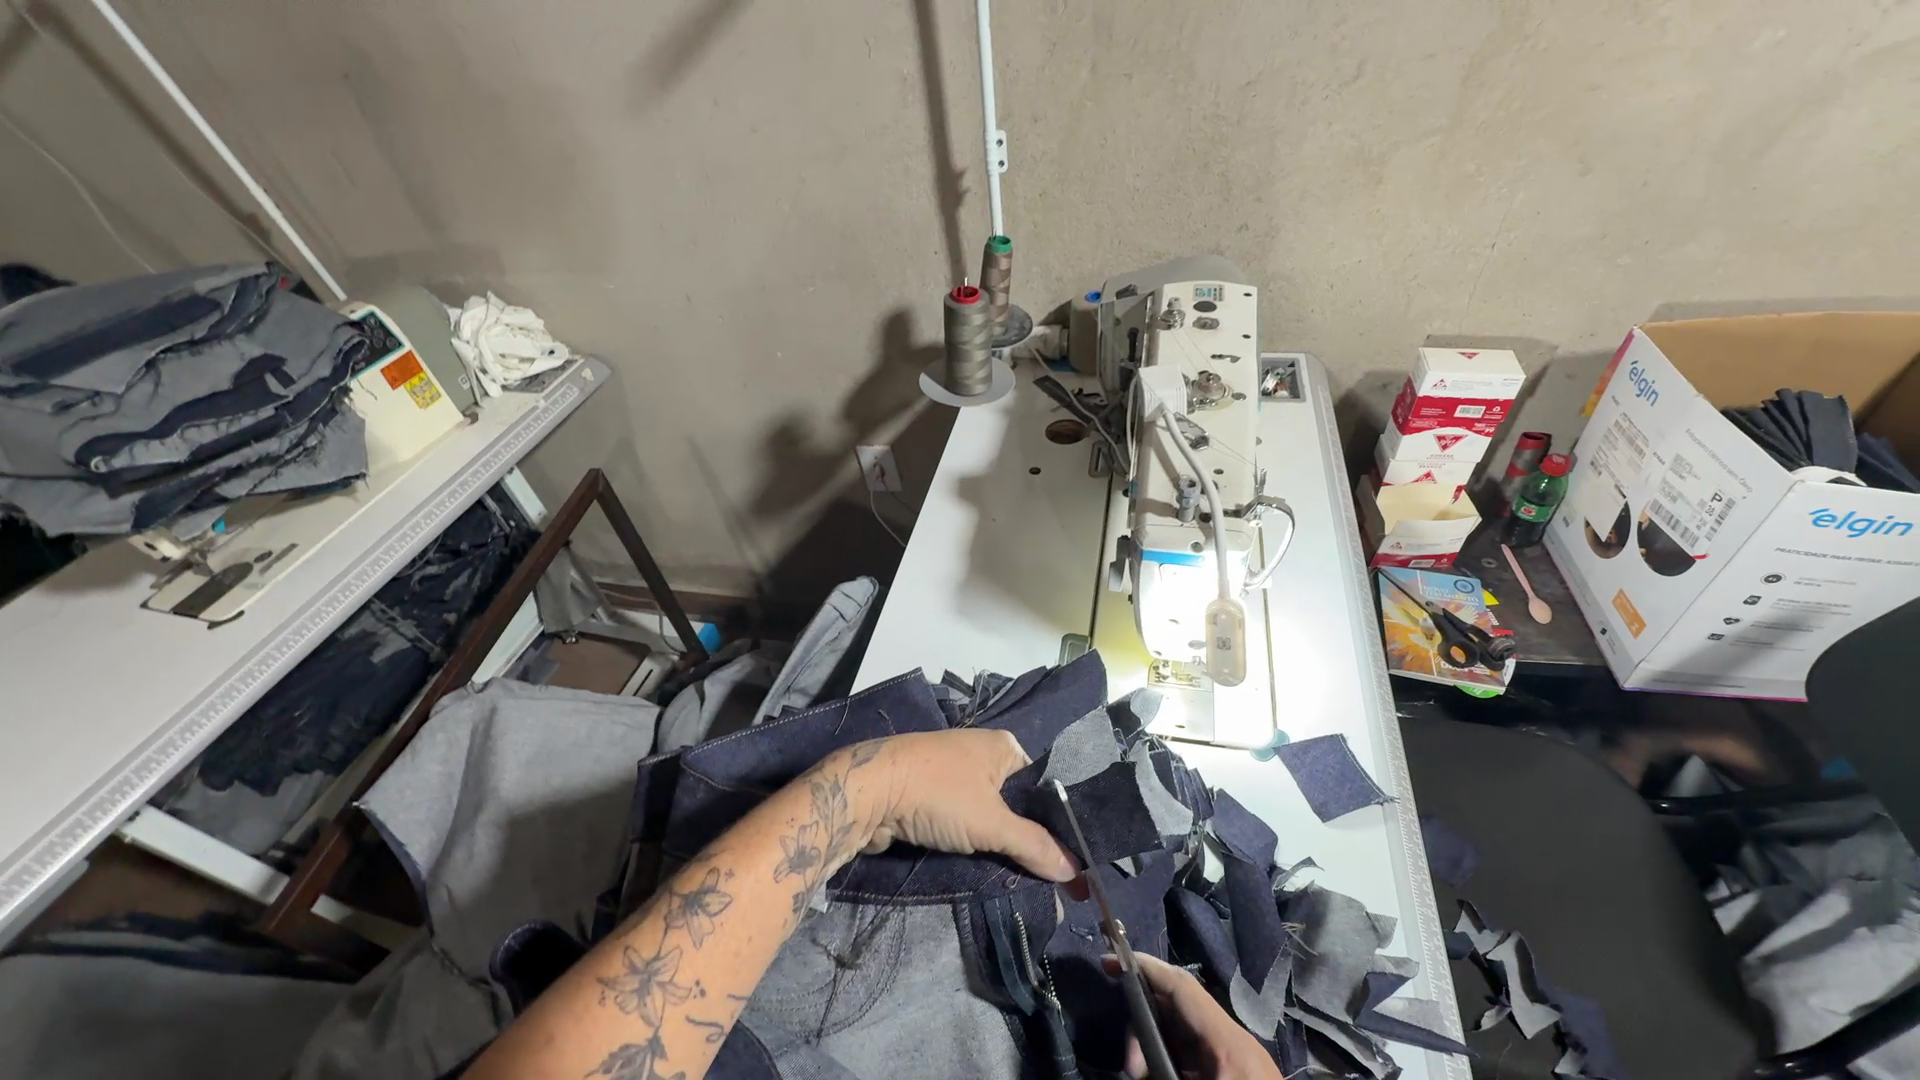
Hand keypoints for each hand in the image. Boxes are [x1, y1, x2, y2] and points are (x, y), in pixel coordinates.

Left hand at [851, 729, 1076, 881]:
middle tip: (1053, 878)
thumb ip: (1035, 846)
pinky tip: (989, 867)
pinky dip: (975, 842)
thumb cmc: (937, 794)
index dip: (1059, 822)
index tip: (1074, 860)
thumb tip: (1076, 872)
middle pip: (1018, 803)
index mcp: (1004, 746)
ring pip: (990, 815)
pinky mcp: (931, 795)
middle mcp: (981, 754)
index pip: (1045, 785)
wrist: (867, 792)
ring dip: (1001, 843)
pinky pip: (964, 821)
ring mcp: (954, 774)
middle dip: (1030, 838)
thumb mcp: (992, 823)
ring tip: (1027, 878)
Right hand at [1107, 953, 1280, 1079]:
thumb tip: (1134, 1069)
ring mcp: (1236, 1059)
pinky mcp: (1234, 1073)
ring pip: (1183, 1033)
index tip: (1111, 962)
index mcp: (1227, 1045)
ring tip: (1140, 1073)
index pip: (1182, 988)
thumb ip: (1163, 1068)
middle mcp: (1232, 1043)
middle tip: (1131, 1067)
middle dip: (1143, 1027)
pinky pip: (1194, 1054)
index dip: (1145, 969)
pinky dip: (1171, 1059)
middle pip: (1177, 1009)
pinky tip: (1155, 1072)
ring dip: (1154, 1047)